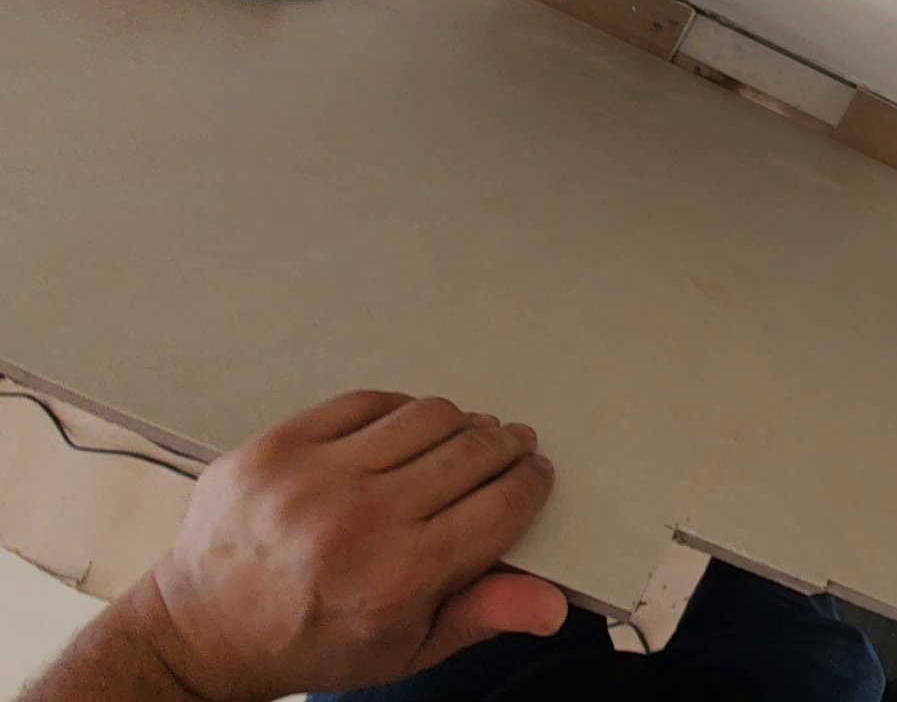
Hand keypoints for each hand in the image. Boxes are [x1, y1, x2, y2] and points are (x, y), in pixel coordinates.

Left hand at [136, 391, 565, 701]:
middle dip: (505, 447)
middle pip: (478, 448)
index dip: (532, 480)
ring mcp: (311, 479)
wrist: (192, 636)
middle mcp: (358, 522)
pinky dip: (399, 412)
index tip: (531, 474)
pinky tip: (397, 439)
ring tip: (452, 445)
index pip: (509, 498)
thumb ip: (487, 613)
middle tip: (504, 452)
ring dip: (457, 426)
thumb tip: (553, 606)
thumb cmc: (314, 641)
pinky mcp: (276, 448)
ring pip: (435, 414)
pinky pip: (373, 400)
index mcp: (399, 576)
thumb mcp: (411, 646)